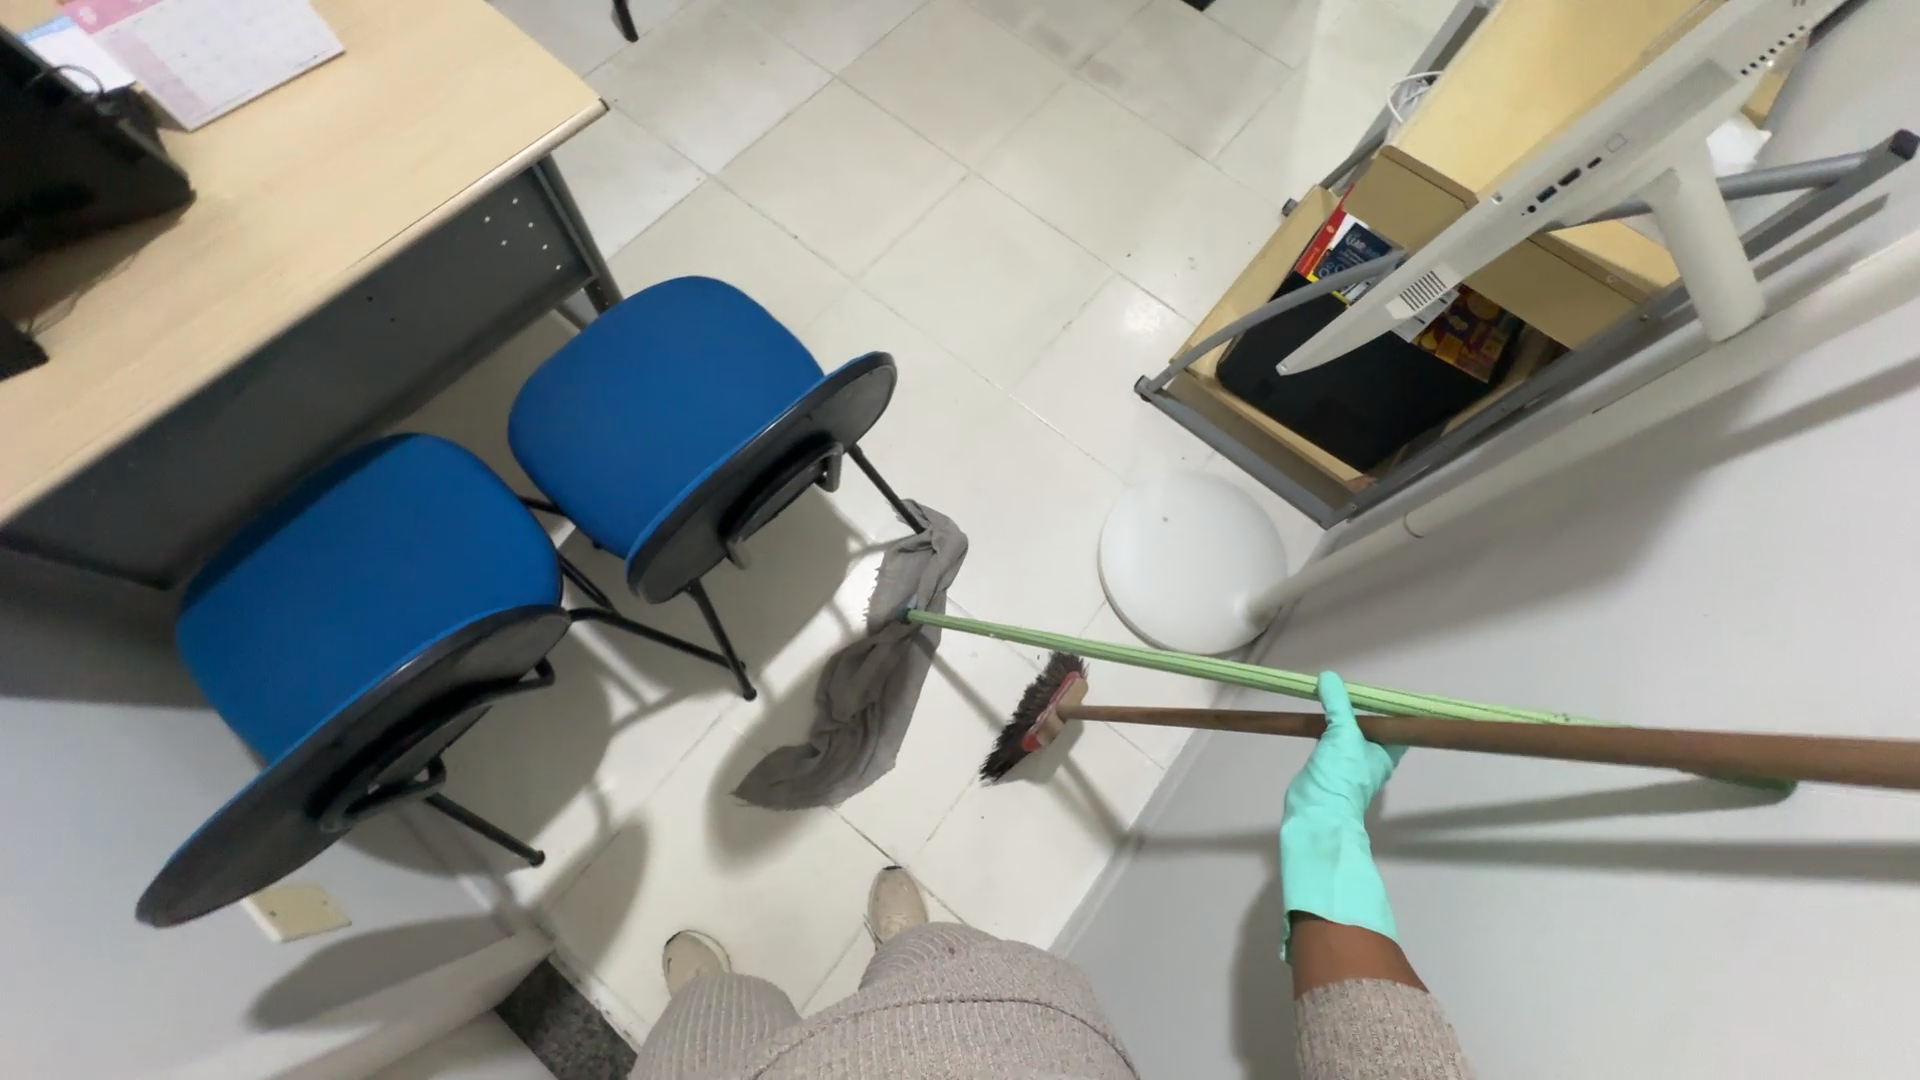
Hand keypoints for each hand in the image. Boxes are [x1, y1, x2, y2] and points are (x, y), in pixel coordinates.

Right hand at [1278, 672, 1405, 959]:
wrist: (1316, 812)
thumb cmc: (1342, 777)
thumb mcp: (1343, 734)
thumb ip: (1337, 704)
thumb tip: (1329, 676)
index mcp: (1388, 752)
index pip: (1401, 724)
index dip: (1396, 707)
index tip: (1383, 688)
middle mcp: (1372, 755)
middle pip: (1373, 724)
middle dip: (1363, 706)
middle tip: (1349, 686)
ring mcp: (1350, 761)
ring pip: (1351, 730)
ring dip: (1343, 715)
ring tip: (1331, 694)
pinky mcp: (1328, 764)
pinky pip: (1330, 737)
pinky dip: (1325, 725)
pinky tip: (1316, 714)